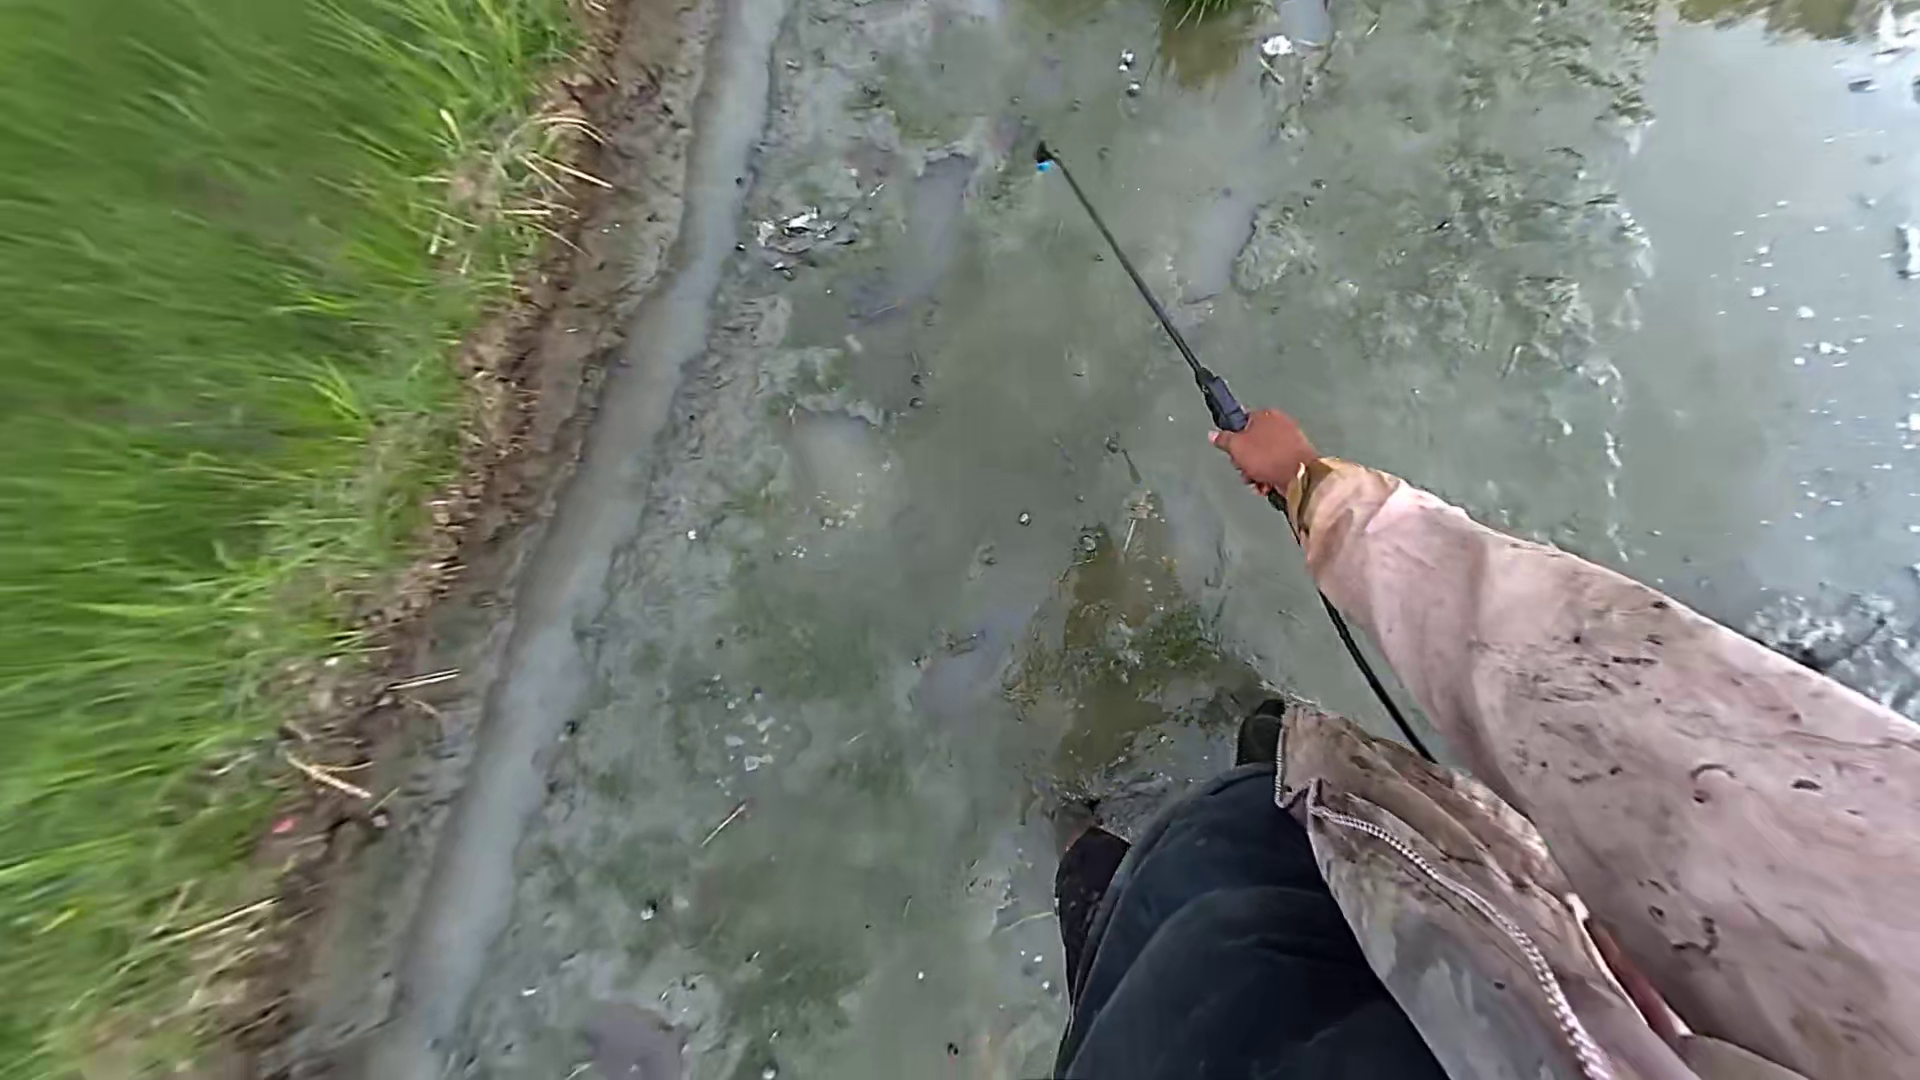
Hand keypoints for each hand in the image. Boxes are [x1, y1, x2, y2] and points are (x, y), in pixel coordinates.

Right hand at [1208, 409, 1316, 495]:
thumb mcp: (1235, 446)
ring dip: (1254, 471)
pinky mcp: (1296, 457)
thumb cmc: (1267, 456)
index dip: (1233, 438)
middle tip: (1243, 467)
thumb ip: (1223, 439)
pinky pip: (1275, 465)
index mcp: (1266, 415)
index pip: (1242, 422)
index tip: (1231, 450)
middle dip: (1244, 459)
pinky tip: (1265, 484)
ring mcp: (1290, 441)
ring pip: (1263, 457)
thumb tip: (1213, 434)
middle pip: (1252, 442)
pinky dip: (1268, 475)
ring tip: (1255, 480)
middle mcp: (1280, 424)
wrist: (1297, 474)